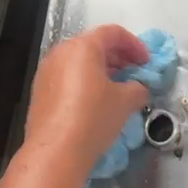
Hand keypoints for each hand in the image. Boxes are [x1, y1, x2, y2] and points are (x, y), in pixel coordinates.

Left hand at [23, 26, 150, 167]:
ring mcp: (47, 71)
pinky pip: (67, 77)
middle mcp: (61, 52)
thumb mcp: (124, 102)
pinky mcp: (40, 91)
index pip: (112, 33)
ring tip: (118, 89)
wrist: (54, 153)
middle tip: (135, 74)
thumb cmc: (92, 118)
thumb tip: (139, 88)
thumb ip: (137, 88)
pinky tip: (96, 102)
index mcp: (82, 46)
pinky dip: (85, 82)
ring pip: (79, 62)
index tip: (146, 62)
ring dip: (101, 70)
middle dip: (118, 57)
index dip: (134, 44)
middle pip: (94, 45)